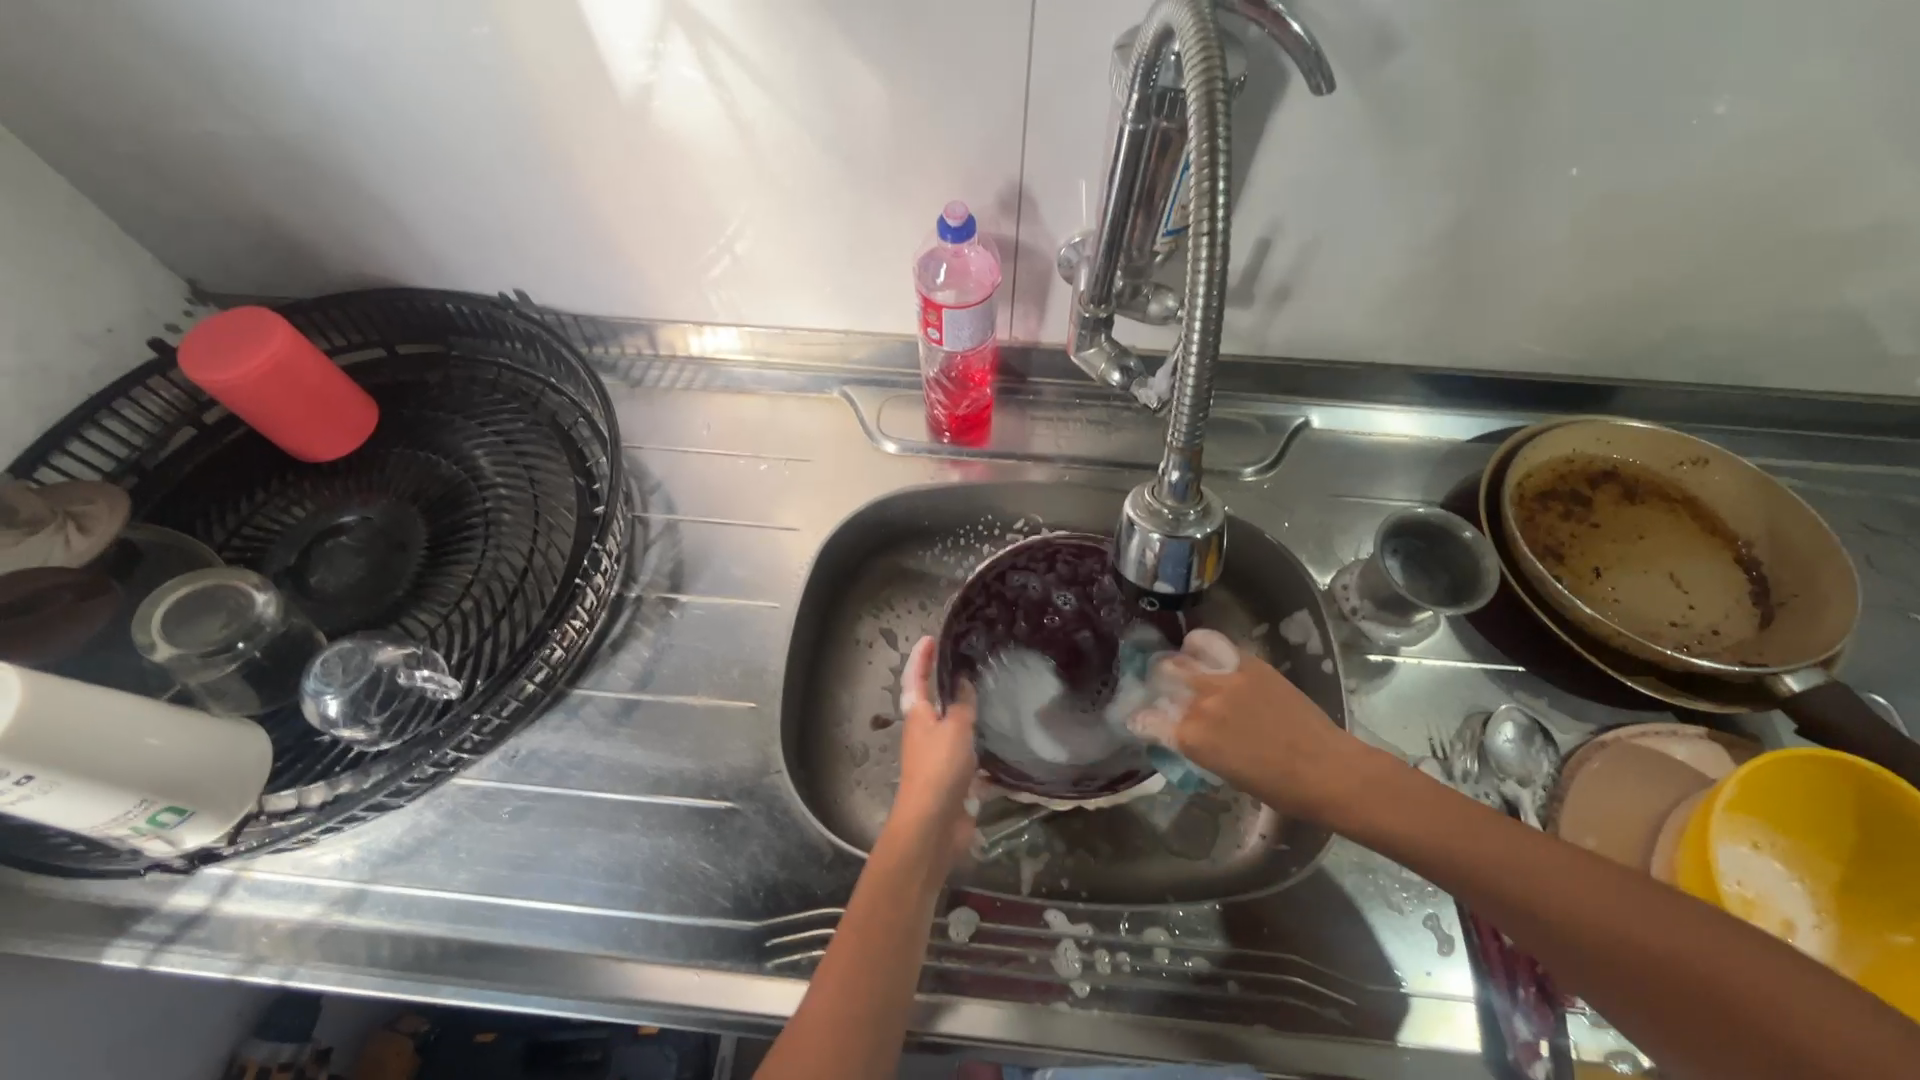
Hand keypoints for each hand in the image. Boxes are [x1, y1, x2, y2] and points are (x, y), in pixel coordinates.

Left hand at [890, 636, 979, 866]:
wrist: (933, 825)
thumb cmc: (939, 769)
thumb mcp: (955, 729)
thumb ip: (961, 706)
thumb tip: (962, 683)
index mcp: (918, 718)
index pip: (916, 679)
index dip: (921, 658)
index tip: (930, 639)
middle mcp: (925, 736)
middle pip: (933, 705)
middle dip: (945, 687)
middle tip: (967, 667)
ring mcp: (939, 760)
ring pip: (954, 733)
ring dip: (968, 720)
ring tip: (993, 704)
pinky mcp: (954, 783)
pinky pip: (972, 762)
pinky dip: (985, 756)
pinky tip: (1005, 751)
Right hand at [1129, 637, 1365, 821]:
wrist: (1325, 769)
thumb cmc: (1276, 787)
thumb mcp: (1221, 771)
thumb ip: (1194, 744)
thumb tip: (1180, 729)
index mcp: (1190, 737)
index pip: (1144, 718)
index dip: (1140, 719)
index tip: (1143, 720)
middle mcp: (1200, 702)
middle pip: (1159, 675)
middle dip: (1156, 682)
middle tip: (1164, 689)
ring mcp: (1224, 678)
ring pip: (1181, 656)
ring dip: (1176, 663)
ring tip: (1183, 670)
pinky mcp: (1248, 663)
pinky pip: (1212, 645)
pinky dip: (1201, 648)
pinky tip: (1206, 657)